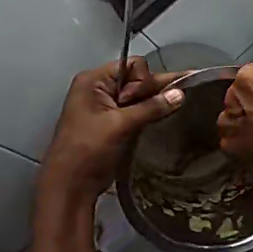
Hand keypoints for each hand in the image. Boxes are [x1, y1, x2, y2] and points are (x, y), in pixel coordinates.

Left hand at [40, 58, 183, 198]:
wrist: (71, 185)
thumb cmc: (89, 150)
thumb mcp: (120, 125)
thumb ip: (151, 108)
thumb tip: (180, 94)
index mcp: (94, 81)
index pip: (132, 66)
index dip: (144, 81)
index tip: (141, 102)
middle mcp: (99, 89)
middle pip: (136, 80)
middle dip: (154, 89)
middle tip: (182, 96)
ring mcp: (105, 108)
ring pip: (138, 98)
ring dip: (153, 103)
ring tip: (182, 101)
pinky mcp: (111, 125)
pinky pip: (134, 112)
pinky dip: (148, 114)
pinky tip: (167, 114)